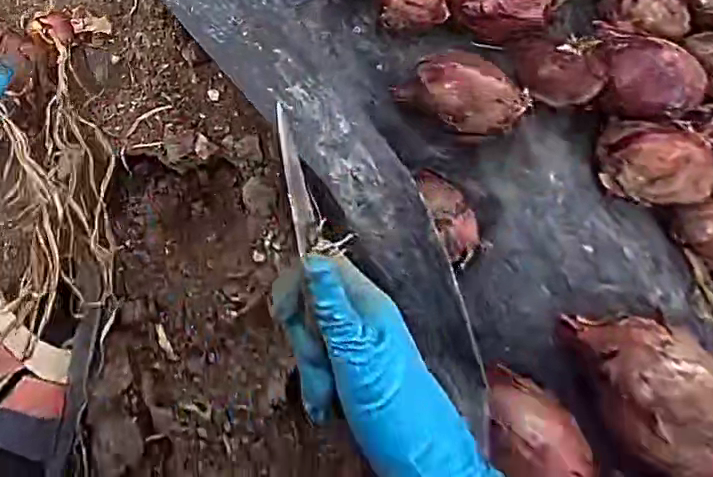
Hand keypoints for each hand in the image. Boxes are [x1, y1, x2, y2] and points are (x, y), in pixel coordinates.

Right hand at [273, 253, 495, 476]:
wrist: (428, 471)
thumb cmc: (398, 413)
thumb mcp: (356, 355)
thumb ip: (330, 305)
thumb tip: (310, 256)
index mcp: (368, 302)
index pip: (322, 262)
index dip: (296, 282)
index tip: (283, 313)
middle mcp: (363, 316)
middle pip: (312, 299)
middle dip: (303, 333)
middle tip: (316, 363)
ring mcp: (360, 343)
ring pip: (312, 331)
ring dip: (308, 363)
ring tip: (323, 395)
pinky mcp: (354, 369)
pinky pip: (321, 359)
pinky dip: (315, 380)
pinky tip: (324, 403)